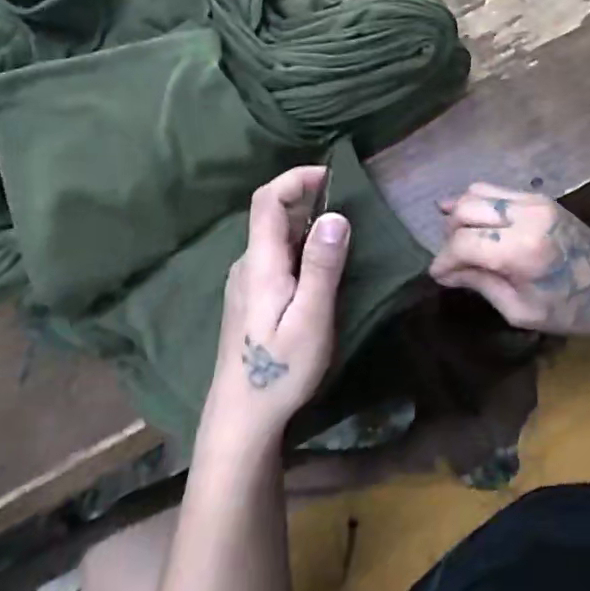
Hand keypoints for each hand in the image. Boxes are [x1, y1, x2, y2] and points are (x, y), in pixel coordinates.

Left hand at [202, 167, 350, 449]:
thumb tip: (335, 216)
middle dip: (306, 198)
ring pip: (273, 236)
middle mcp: (247, 264)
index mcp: (260, 263)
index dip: (295, 178)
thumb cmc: (280, 370)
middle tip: (347, 202)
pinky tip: (319, 265)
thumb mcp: (311, 319)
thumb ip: (322, 266)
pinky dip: (298, 245)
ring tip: (341, 231)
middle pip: (270, 214)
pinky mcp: (249, 298)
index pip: (267, 200)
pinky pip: (274, 256)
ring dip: (304, 222)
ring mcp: (244, 282)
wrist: (242, 414)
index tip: (331, 175)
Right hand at [428, 183, 589, 339]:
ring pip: (475, 192)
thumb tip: (445, 272)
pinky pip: (494, 189)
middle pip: (464, 210)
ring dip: (459, 215)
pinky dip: (476, 202)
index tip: (437, 275)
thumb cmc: (569, 310)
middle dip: (449, 236)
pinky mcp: (539, 196)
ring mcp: (534, 201)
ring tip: (458, 238)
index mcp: (522, 251)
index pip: (462, 244)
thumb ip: (479, 284)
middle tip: (451, 260)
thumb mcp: (518, 310)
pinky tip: (466, 216)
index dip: (443, 260)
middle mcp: (526, 216)